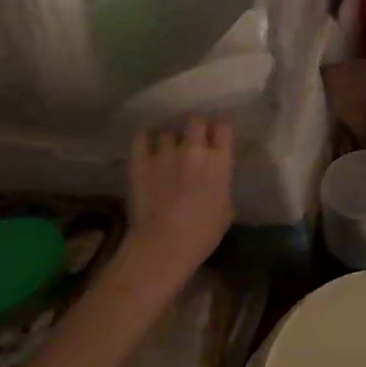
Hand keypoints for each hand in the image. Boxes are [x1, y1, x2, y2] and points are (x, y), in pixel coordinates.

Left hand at [123, 115, 234, 278]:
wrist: (162, 247)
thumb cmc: (201, 235)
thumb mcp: (225, 211)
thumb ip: (222, 187)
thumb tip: (217, 180)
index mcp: (219, 162)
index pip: (224, 126)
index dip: (221, 124)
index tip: (218, 128)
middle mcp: (194, 150)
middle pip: (196, 119)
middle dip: (195, 123)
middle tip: (193, 133)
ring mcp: (164, 153)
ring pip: (167, 130)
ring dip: (169, 135)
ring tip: (167, 142)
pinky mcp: (140, 161)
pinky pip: (142, 137)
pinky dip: (145, 137)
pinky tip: (147, 141)